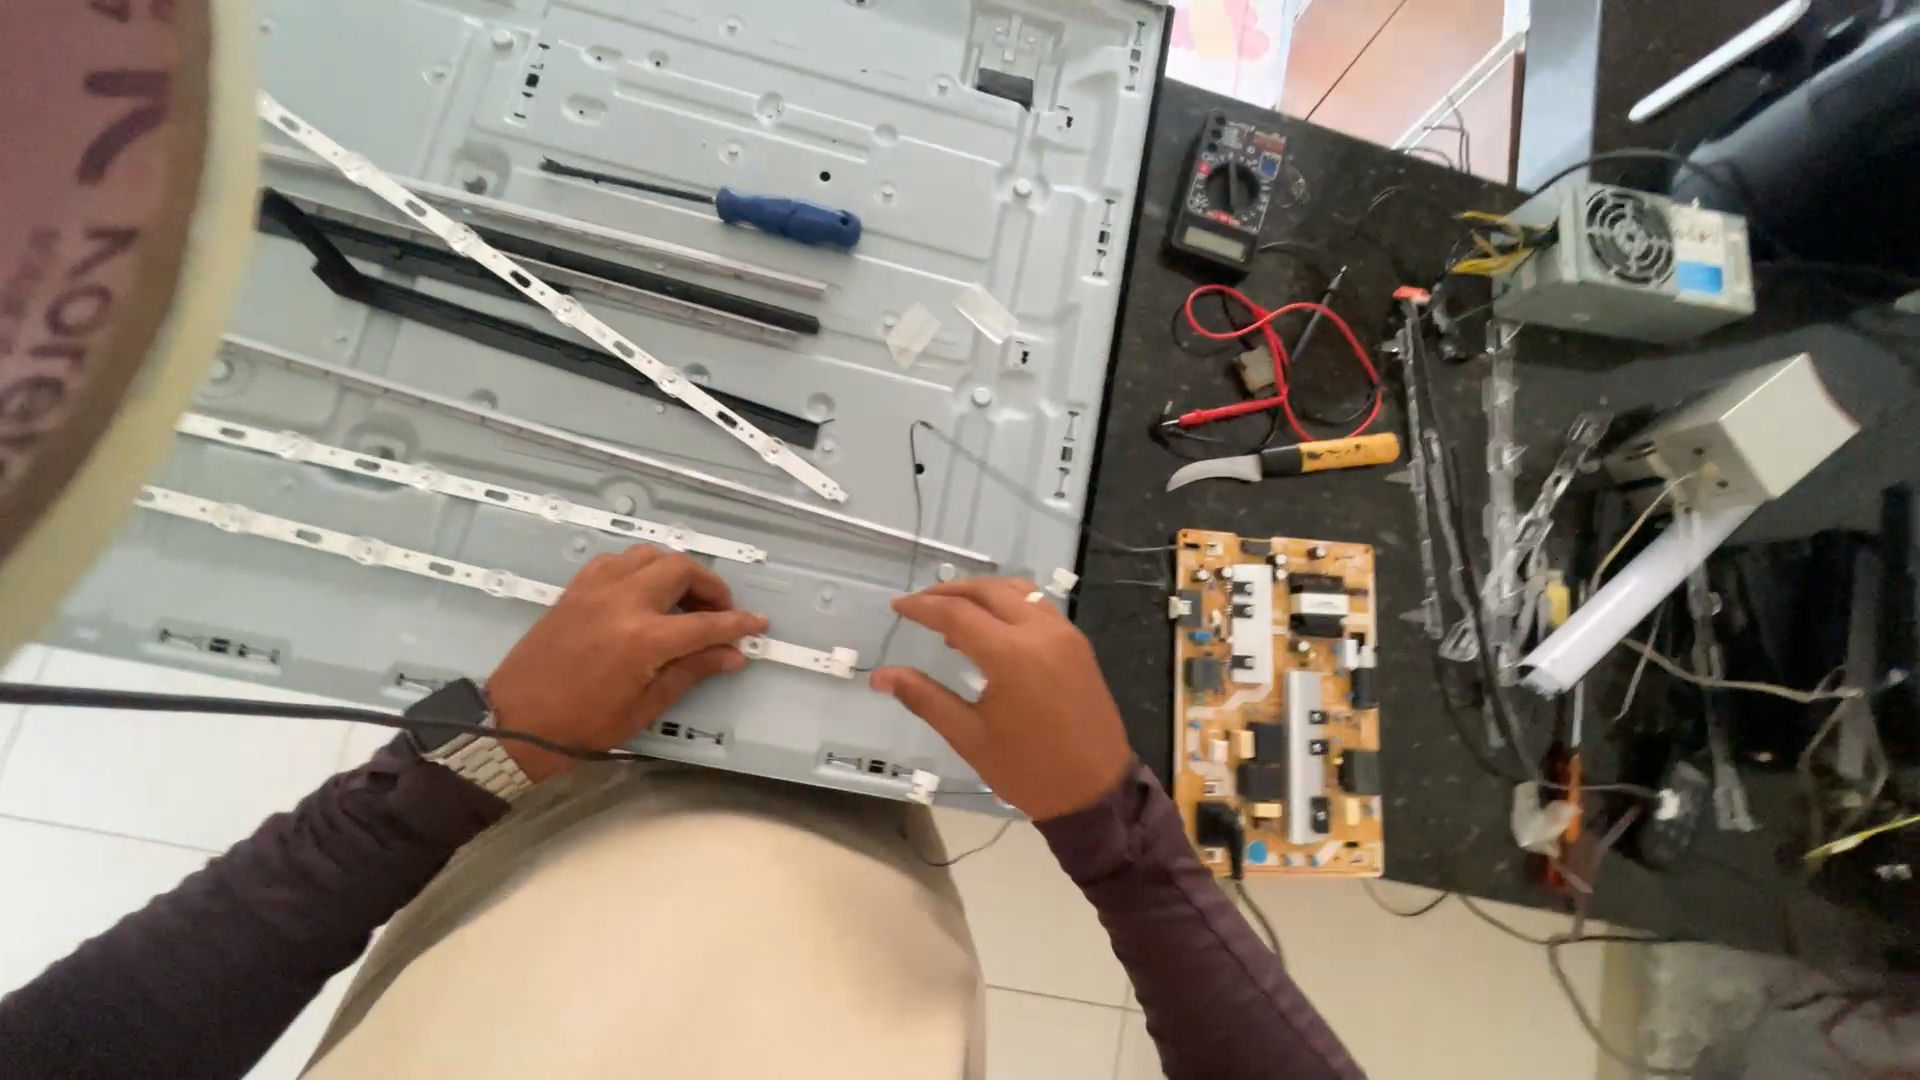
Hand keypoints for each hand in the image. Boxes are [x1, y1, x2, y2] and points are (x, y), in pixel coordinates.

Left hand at [486, 546, 766, 781]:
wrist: (512, 723)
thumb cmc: (582, 726)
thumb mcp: (646, 705)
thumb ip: (692, 671)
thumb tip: (732, 654)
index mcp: (644, 639)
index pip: (707, 623)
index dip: (738, 623)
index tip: (757, 623)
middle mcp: (623, 603)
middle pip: (682, 570)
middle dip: (710, 587)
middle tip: (717, 612)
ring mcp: (596, 590)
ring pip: (650, 555)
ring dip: (675, 570)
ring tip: (683, 598)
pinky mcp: (576, 589)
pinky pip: (617, 560)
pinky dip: (640, 567)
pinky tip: (644, 591)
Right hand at [869, 578, 1131, 820]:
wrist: (1096, 791)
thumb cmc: (1028, 770)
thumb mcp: (969, 737)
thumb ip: (924, 697)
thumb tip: (880, 676)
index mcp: (1010, 655)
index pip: (956, 613)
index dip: (922, 606)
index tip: (897, 606)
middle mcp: (1040, 631)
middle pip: (987, 590)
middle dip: (949, 591)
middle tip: (919, 603)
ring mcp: (1064, 633)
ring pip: (1016, 590)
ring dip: (981, 591)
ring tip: (952, 611)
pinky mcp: (1078, 642)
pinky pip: (1038, 605)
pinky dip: (1009, 602)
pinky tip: (992, 626)